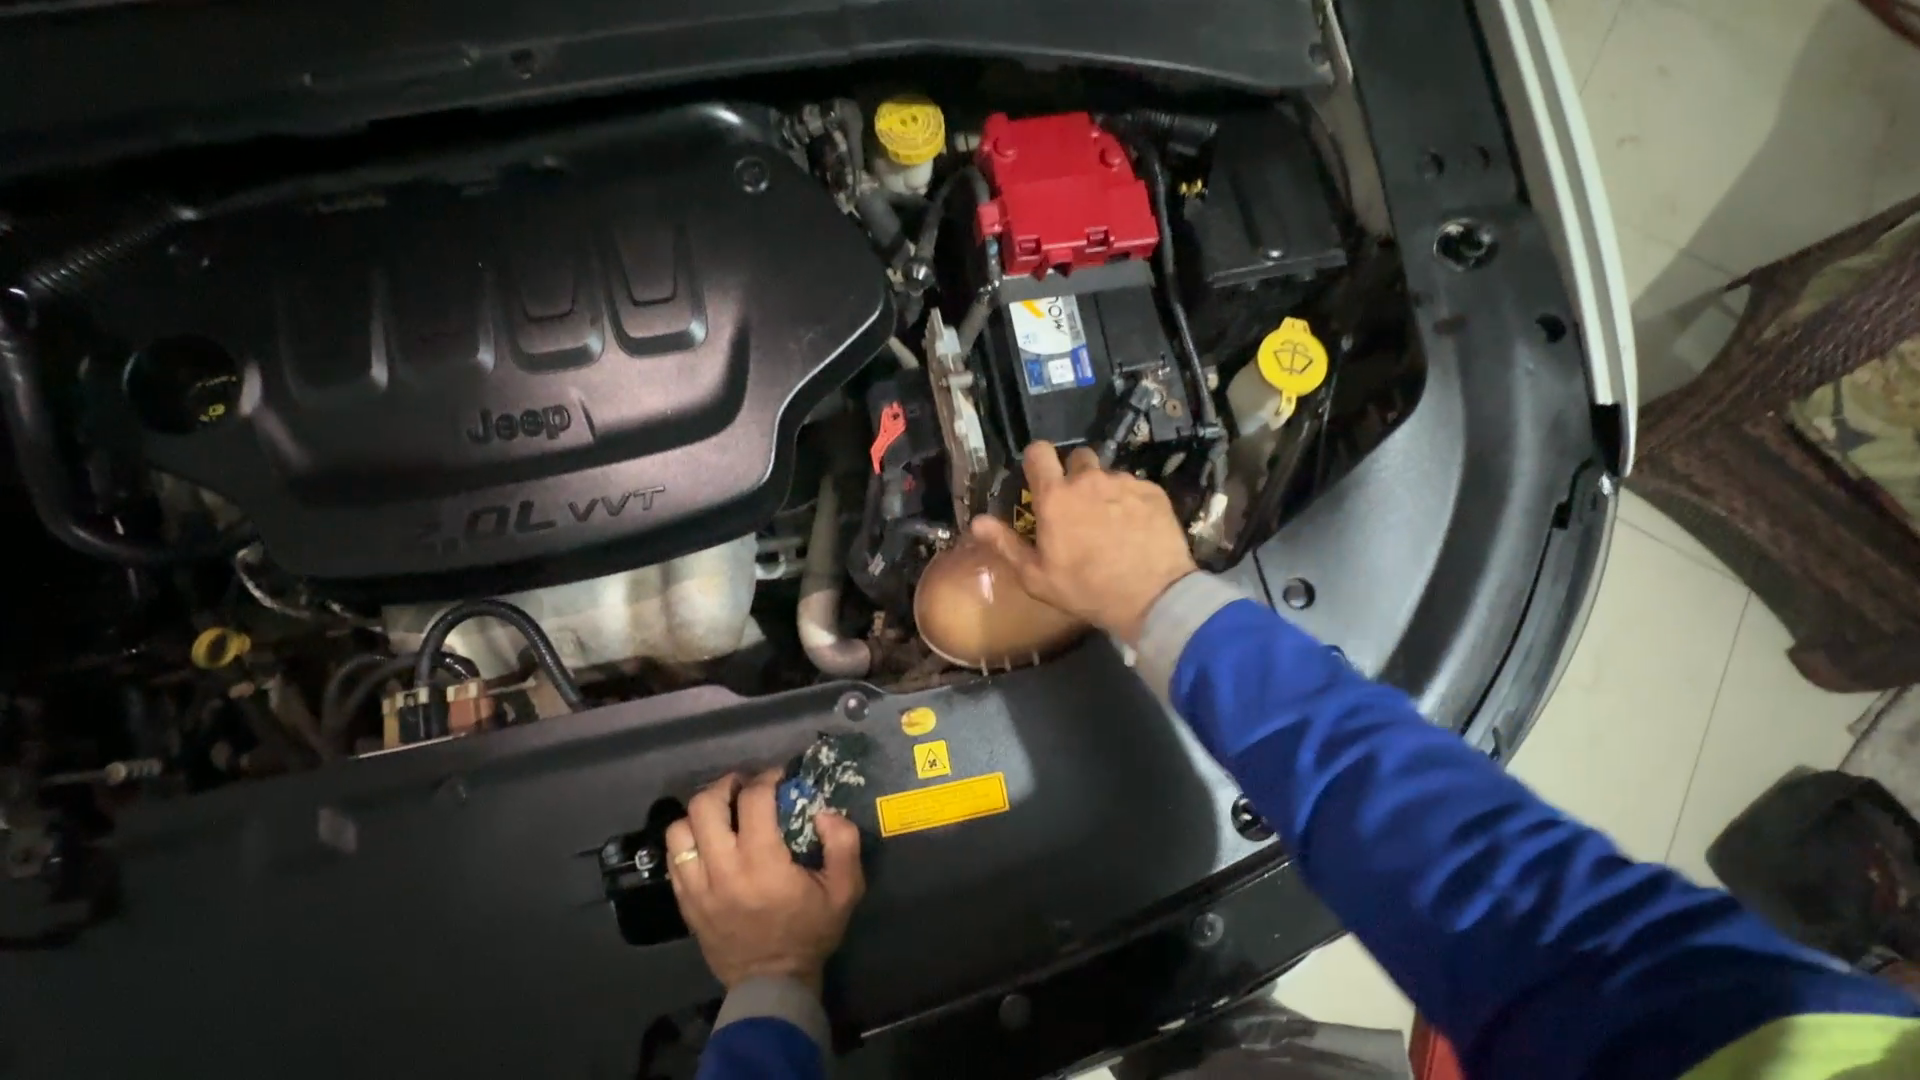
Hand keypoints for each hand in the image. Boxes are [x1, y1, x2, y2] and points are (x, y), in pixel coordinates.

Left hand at [666, 770, 865, 993]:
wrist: (771, 984)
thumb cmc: (810, 933)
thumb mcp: (846, 890)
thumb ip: (844, 843)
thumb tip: (824, 812)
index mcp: (762, 864)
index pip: (753, 800)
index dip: (767, 778)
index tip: (779, 776)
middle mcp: (723, 870)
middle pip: (705, 805)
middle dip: (726, 786)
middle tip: (744, 786)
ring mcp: (697, 887)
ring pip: (679, 829)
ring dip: (701, 813)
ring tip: (722, 812)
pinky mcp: (685, 902)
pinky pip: (673, 857)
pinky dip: (688, 839)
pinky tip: (710, 840)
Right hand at [971, 442, 1197, 645]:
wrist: (1152, 596)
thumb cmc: (1086, 589)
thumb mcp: (1037, 576)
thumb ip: (1005, 544)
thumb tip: (976, 522)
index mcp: (1055, 496)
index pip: (1039, 452)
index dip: (1037, 460)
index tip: (1039, 476)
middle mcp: (1089, 479)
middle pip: (1077, 457)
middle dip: (1075, 474)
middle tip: (1077, 504)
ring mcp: (1124, 482)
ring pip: (1108, 474)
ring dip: (1104, 490)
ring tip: (1110, 521)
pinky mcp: (1153, 491)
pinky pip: (1135, 487)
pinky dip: (1131, 501)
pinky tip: (1135, 528)